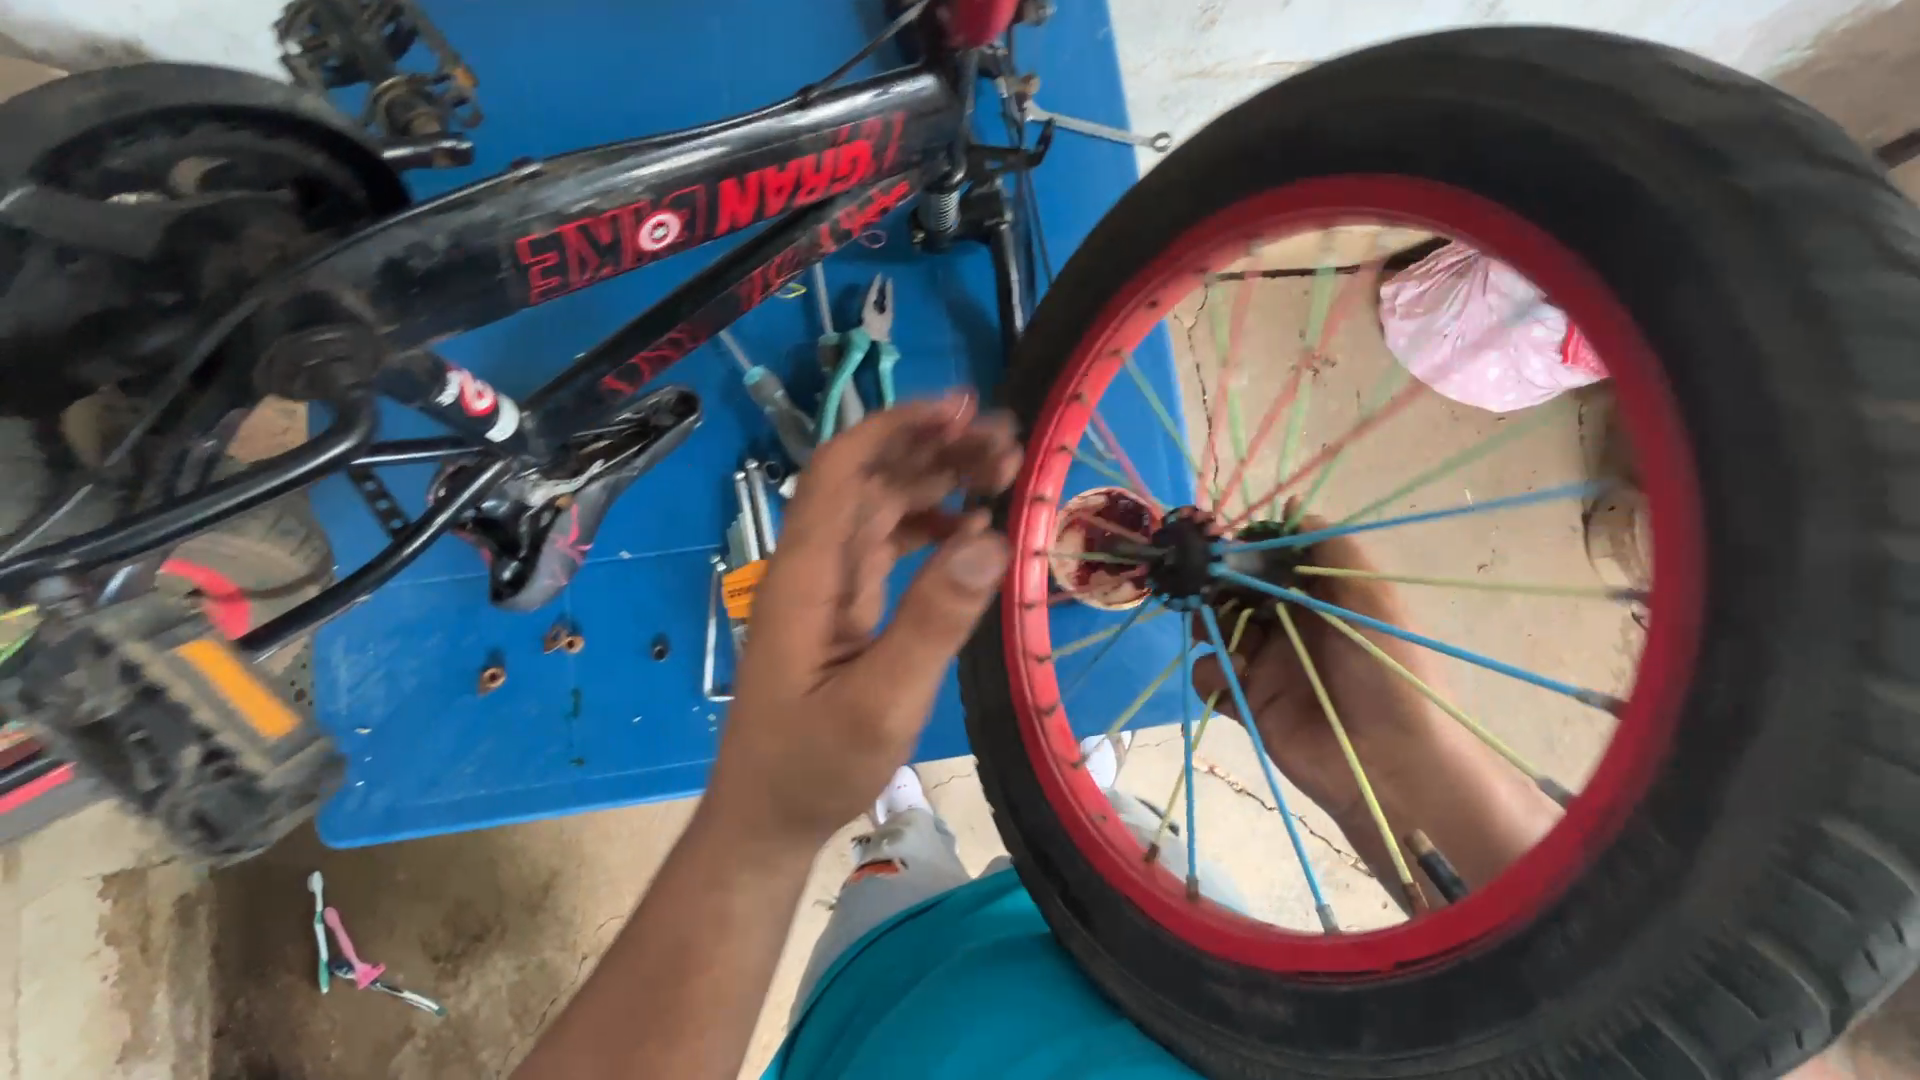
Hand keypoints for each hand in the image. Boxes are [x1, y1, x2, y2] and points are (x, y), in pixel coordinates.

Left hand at [704, 395, 1021, 847]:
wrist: (767, 816)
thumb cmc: (814, 765)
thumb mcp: (882, 702)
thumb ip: (934, 622)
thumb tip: (992, 539)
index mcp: (810, 572)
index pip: (843, 469)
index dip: (898, 428)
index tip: (963, 411)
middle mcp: (816, 564)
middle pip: (870, 479)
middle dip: (935, 450)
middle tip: (1007, 447)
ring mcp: (830, 586)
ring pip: (882, 509)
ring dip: (937, 484)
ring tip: (1001, 476)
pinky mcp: (845, 610)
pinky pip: (889, 548)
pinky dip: (931, 529)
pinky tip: (969, 532)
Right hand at [1192, 516, 1441, 822]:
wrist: (1391, 762)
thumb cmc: (1387, 671)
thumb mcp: (1372, 599)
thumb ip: (1331, 550)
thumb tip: (1290, 510)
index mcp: (1318, 598)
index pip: (1270, 561)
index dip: (1244, 549)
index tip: (1221, 541)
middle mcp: (1287, 625)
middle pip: (1233, 592)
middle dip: (1214, 584)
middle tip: (1203, 582)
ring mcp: (1264, 664)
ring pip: (1213, 629)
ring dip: (1207, 623)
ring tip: (1214, 630)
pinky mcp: (1246, 701)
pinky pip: (1209, 675)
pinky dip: (1211, 670)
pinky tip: (1232, 675)